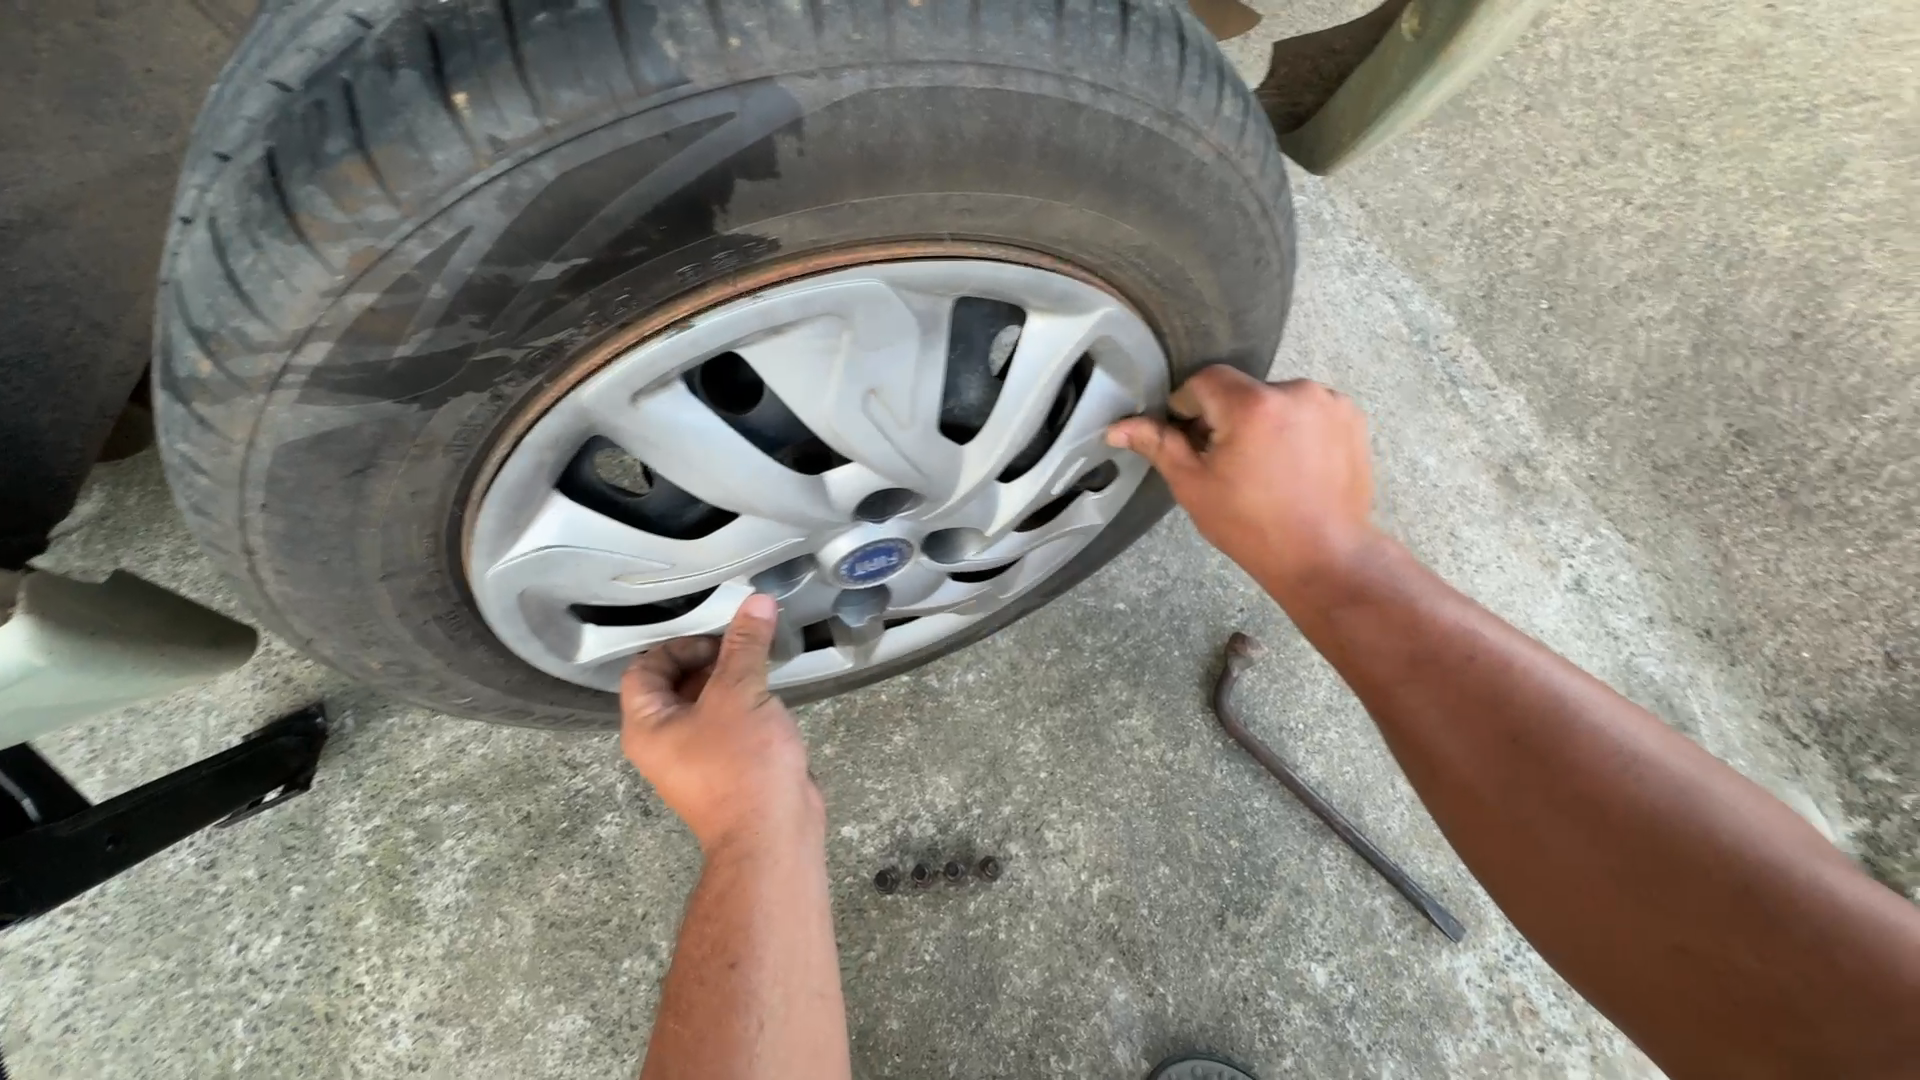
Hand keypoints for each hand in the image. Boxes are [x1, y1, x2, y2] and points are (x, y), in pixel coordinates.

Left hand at [620, 594, 822, 855]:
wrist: (772, 834)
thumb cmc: (741, 762)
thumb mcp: (740, 693)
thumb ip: (746, 645)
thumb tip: (756, 600)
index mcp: (647, 725)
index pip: (645, 668)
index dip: (680, 645)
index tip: (721, 641)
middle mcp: (664, 742)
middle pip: (676, 683)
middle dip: (711, 659)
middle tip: (747, 647)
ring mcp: (697, 757)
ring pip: (706, 703)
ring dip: (732, 681)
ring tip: (764, 666)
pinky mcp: (728, 768)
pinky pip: (729, 724)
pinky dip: (746, 705)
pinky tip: (773, 699)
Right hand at [1107, 366, 1380, 593]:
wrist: (1324, 556)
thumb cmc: (1251, 526)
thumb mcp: (1193, 485)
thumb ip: (1158, 444)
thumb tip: (1117, 428)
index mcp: (1252, 405)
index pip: (1204, 381)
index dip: (1188, 407)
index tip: (1191, 441)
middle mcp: (1295, 391)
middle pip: (1240, 391)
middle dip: (1225, 418)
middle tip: (1224, 463)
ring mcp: (1329, 403)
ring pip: (1273, 399)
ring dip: (1260, 422)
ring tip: (1262, 467)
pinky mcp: (1351, 417)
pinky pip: (1306, 410)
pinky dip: (1292, 428)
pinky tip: (1290, 466)